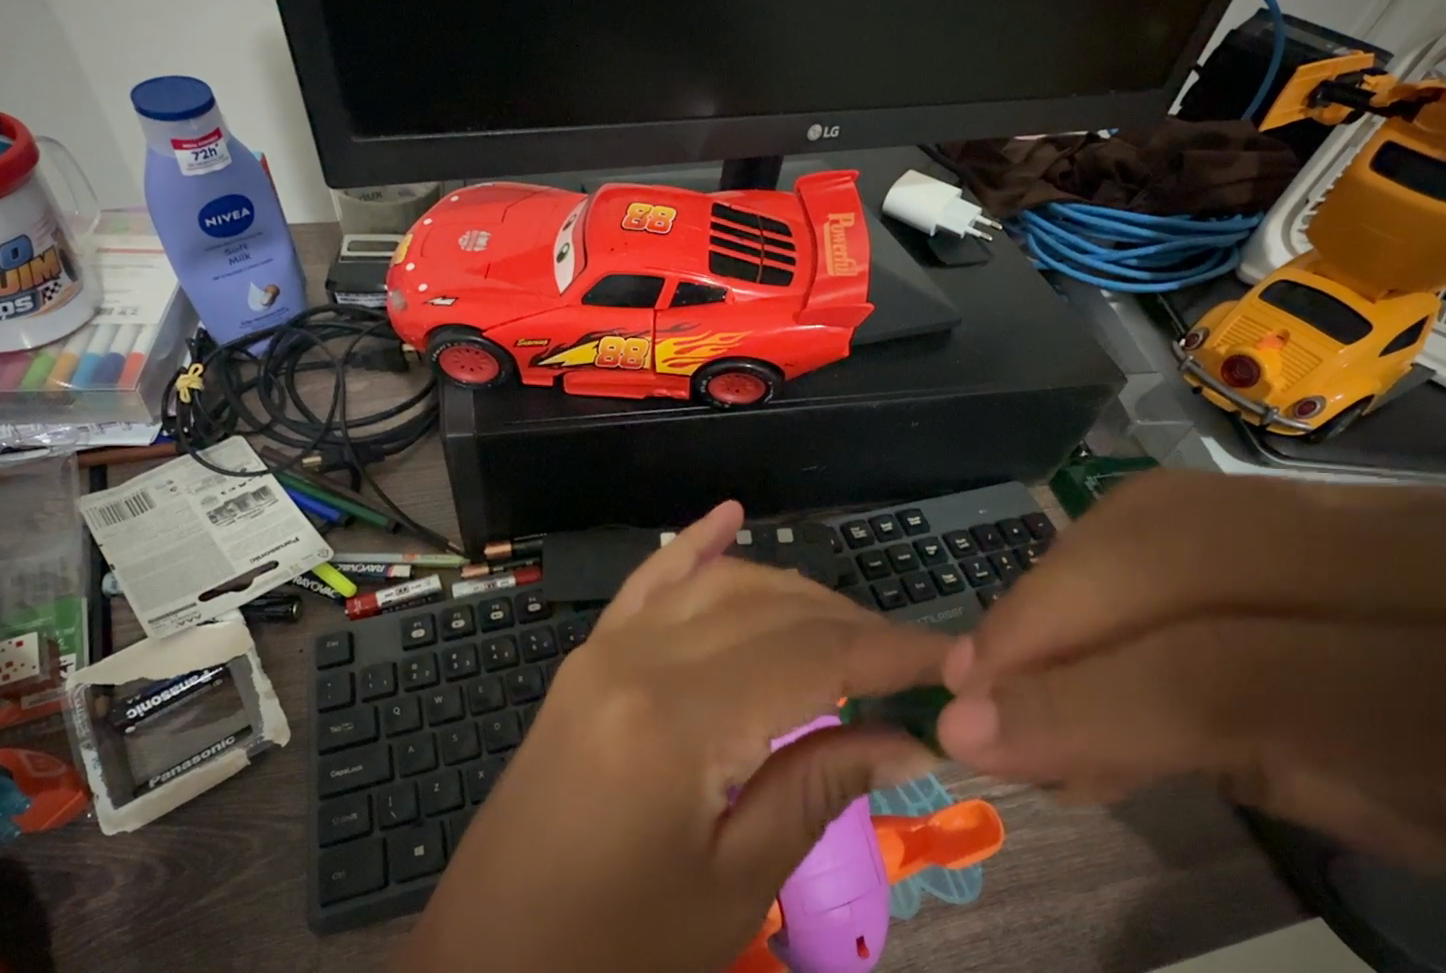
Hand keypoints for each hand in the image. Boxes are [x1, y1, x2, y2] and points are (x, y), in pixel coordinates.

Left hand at [398, 502, 950, 972]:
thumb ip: (819, 789)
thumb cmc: (618, 946)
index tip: (953, 661)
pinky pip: (647, 584)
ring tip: (851, 630)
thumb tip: (908, 739)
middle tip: (911, 664)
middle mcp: (637, 660)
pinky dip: (694, 548)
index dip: (891, 653)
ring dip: (792, 595)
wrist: (492, 960)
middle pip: (769, 609)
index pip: (812, 656)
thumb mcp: (734, 883)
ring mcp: (603, 651)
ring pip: (718, 587)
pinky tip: (729, 516)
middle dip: (850, 626)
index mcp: (677, 721)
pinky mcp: (585, 661)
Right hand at [936, 470, 1445, 910]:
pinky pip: (1194, 500)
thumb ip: (1233, 763)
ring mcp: (1404, 501)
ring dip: (1060, 576)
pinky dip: (1103, 552)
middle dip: (1045, 613)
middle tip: (969, 680)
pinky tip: (1074, 605)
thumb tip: (1039, 735)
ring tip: (1009, 647)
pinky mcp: (1361, 485)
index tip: (969, 732)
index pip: (1236, 676)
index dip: (1079, 700)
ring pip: (1172, 506)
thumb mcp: (1416, 835)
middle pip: (1181, 553)